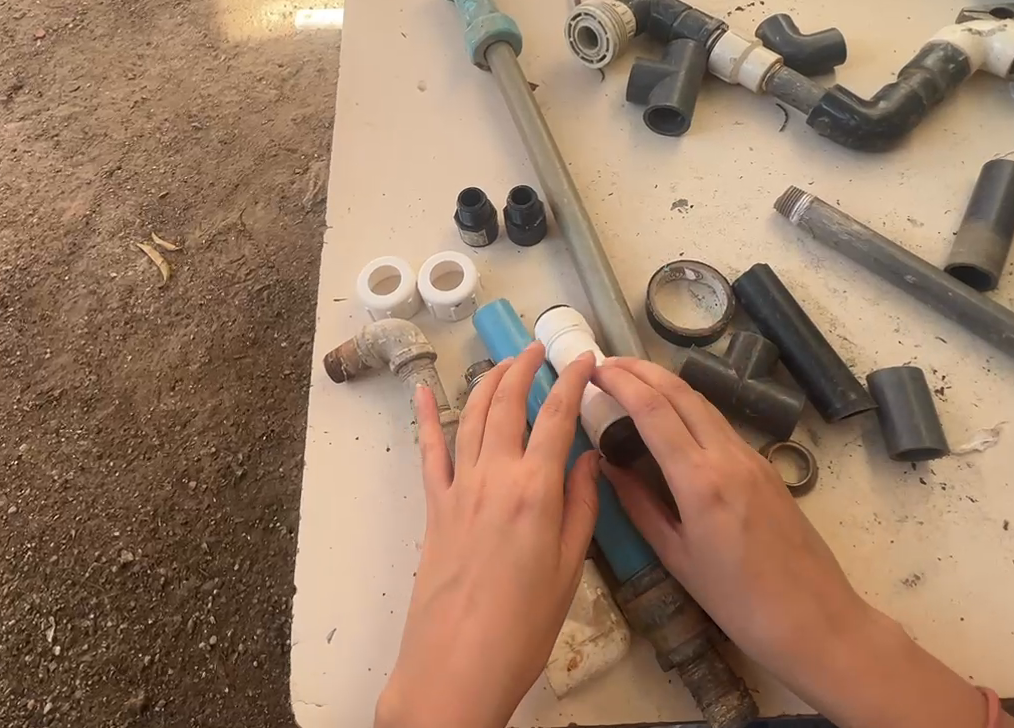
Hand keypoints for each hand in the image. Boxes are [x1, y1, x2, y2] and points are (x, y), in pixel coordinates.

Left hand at [375, 343, 601, 727]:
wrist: (457, 665)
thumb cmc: (524, 624)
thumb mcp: (570, 568)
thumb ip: (582, 506)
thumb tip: (588, 458)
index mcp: (535, 490)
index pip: (556, 416)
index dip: (571, 380)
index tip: (583, 358)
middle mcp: (495, 475)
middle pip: (509, 403)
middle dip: (524, 367)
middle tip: (539, 348)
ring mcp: (459, 486)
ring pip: (474, 415)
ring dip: (489, 381)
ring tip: (505, 361)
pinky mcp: (435, 504)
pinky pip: (430, 451)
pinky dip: (428, 417)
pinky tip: (425, 391)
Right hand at [594, 358, 1004, 727]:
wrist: (819, 623)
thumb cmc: (739, 602)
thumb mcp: (677, 559)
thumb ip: (639, 505)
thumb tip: (607, 465)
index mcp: (700, 481)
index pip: (653, 410)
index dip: (621, 382)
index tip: (594, 369)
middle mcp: (726, 456)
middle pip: (679, 391)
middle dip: (640, 369)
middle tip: (605, 364)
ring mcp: (750, 456)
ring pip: (701, 401)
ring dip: (663, 381)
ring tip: (631, 378)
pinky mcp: (764, 465)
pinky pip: (717, 421)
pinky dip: (686, 403)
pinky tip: (670, 412)